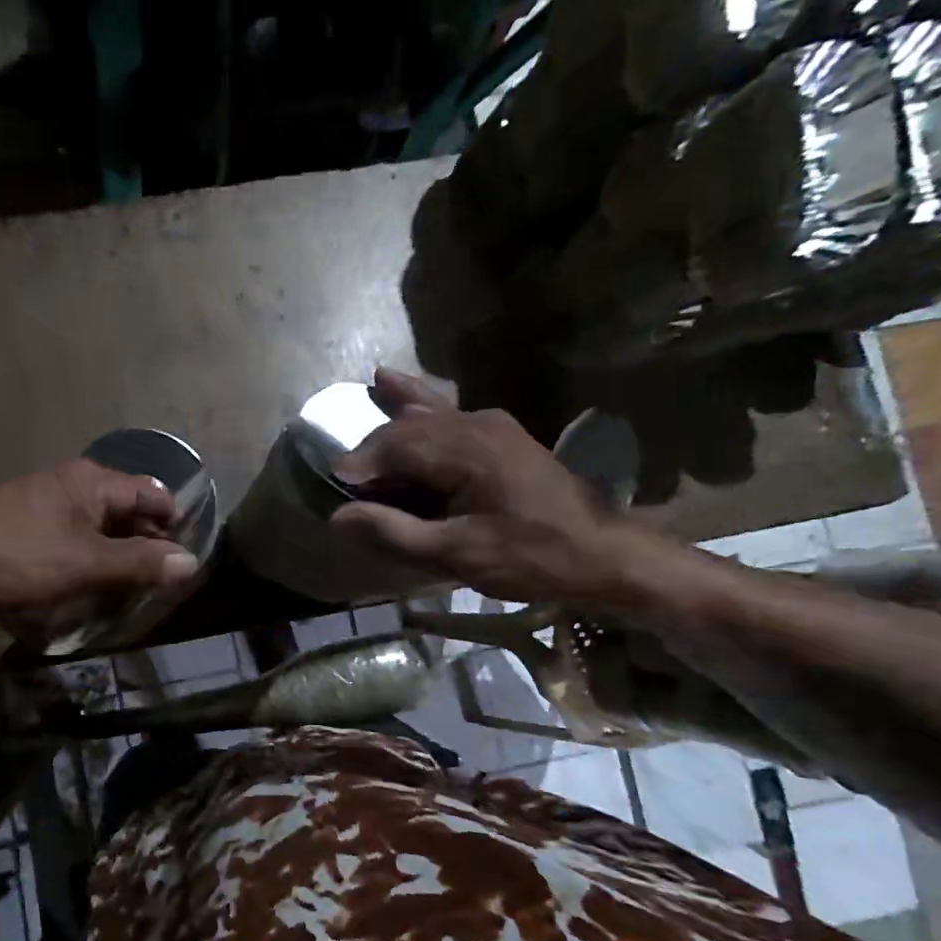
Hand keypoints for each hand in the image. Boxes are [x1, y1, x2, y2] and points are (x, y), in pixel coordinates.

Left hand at [0, 460, 199, 652]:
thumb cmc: (17, 558)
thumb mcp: (87, 564)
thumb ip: (141, 563)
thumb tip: (191, 562)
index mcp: (92, 481)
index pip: (152, 495)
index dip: (174, 525)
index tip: (184, 563)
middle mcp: (70, 484)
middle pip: (124, 512)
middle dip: (143, 547)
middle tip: (156, 587)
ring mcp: (41, 503)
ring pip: (94, 529)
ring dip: (111, 559)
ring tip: (121, 595)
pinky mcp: (20, 526)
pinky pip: (66, 541)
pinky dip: (81, 562)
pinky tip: (79, 590)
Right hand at [328, 368, 645, 604]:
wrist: (604, 553)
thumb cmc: (531, 557)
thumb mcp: (457, 554)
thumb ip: (393, 532)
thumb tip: (337, 517)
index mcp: (467, 451)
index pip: (395, 445)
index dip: (361, 463)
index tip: (336, 488)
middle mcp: (476, 424)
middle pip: (408, 425)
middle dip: (374, 447)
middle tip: (349, 477)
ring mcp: (491, 424)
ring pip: (427, 412)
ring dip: (393, 418)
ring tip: (367, 396)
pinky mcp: (500, 434)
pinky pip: (446, 411)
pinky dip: (419, 401)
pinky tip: (395, 383)